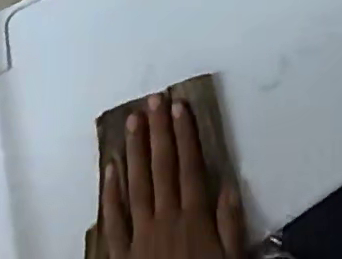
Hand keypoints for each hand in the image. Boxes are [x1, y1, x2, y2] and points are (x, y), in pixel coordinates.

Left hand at [100, 94, 246, 258]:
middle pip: (162, 168)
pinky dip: (111, 192)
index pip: (190, 167)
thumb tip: (229, 184)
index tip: (179, 106)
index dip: (185, 135)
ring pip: (137, 184)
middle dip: (159, 131)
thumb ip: (231, 227)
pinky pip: (115, 219)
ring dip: (135, 150)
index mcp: (194, 219)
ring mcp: (140, 236)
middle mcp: (166, 219)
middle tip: (153, 98)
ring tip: (132, 119)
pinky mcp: (121, 255)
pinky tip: (110, 167)